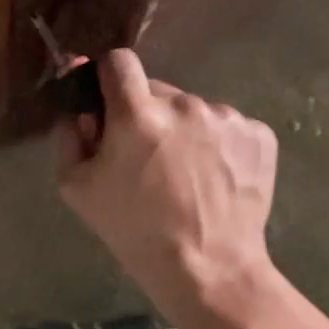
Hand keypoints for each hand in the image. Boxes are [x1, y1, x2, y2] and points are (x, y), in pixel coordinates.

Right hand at [55, 50, 278, 310]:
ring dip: (182, 130)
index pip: (119, 61)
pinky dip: (216, 144)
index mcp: (136, 114)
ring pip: (192, 110)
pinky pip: (226, 127)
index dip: (107, 76)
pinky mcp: (259, 135)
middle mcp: (185, 104)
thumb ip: (68, 137)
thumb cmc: (132, 229)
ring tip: (182, 174)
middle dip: (143, 114)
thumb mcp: (75, 188)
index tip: (105, 99)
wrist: (207, 267)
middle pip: (155, 90)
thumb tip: (81, 110)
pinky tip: (212, 178)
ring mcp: (228, 118)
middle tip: (141, 156)